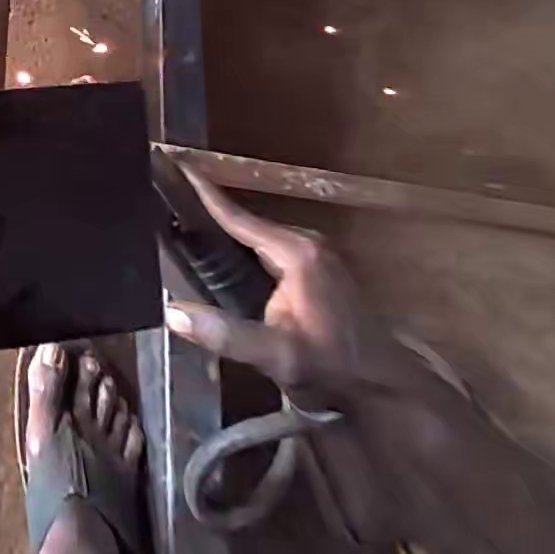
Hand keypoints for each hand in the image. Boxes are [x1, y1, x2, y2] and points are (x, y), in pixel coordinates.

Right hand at [161, 160, 423, 402]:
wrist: (386, 391)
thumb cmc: (333, 369)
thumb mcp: (278, 357)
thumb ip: (226, 335)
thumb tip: (172, 313)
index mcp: (296, 252)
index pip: (238, 216)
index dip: (203, 190)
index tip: (176, 162)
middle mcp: (306, 241)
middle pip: (245, 220)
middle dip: (207, 205)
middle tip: (168, 191)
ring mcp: (314, 252)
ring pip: (256, 232)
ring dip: (224, 224)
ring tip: (184, 213)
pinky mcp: (316, 266)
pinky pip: (267, 244)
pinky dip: (241, 240)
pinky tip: (221, 247)